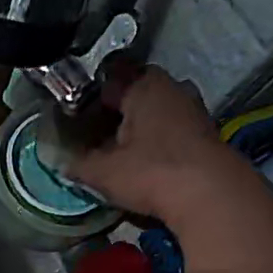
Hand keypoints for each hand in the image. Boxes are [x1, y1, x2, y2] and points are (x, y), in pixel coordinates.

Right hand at [64, 61, 256, 222]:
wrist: (208, 194)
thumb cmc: (148, 171)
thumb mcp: (97, 170)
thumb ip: (76, 161)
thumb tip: (65, 159)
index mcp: (145, 87)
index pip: (111, 77)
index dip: (87, 95)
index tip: (71, 115)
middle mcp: (173, 89)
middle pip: (134, 93)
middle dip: (111, 110)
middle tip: (87, 134)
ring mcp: (191, 110)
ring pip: (150, 111)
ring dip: (131, 126)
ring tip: (106, 150)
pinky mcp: (200, 133)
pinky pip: (164, 128)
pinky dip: (147, 140)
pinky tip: (131, 160)